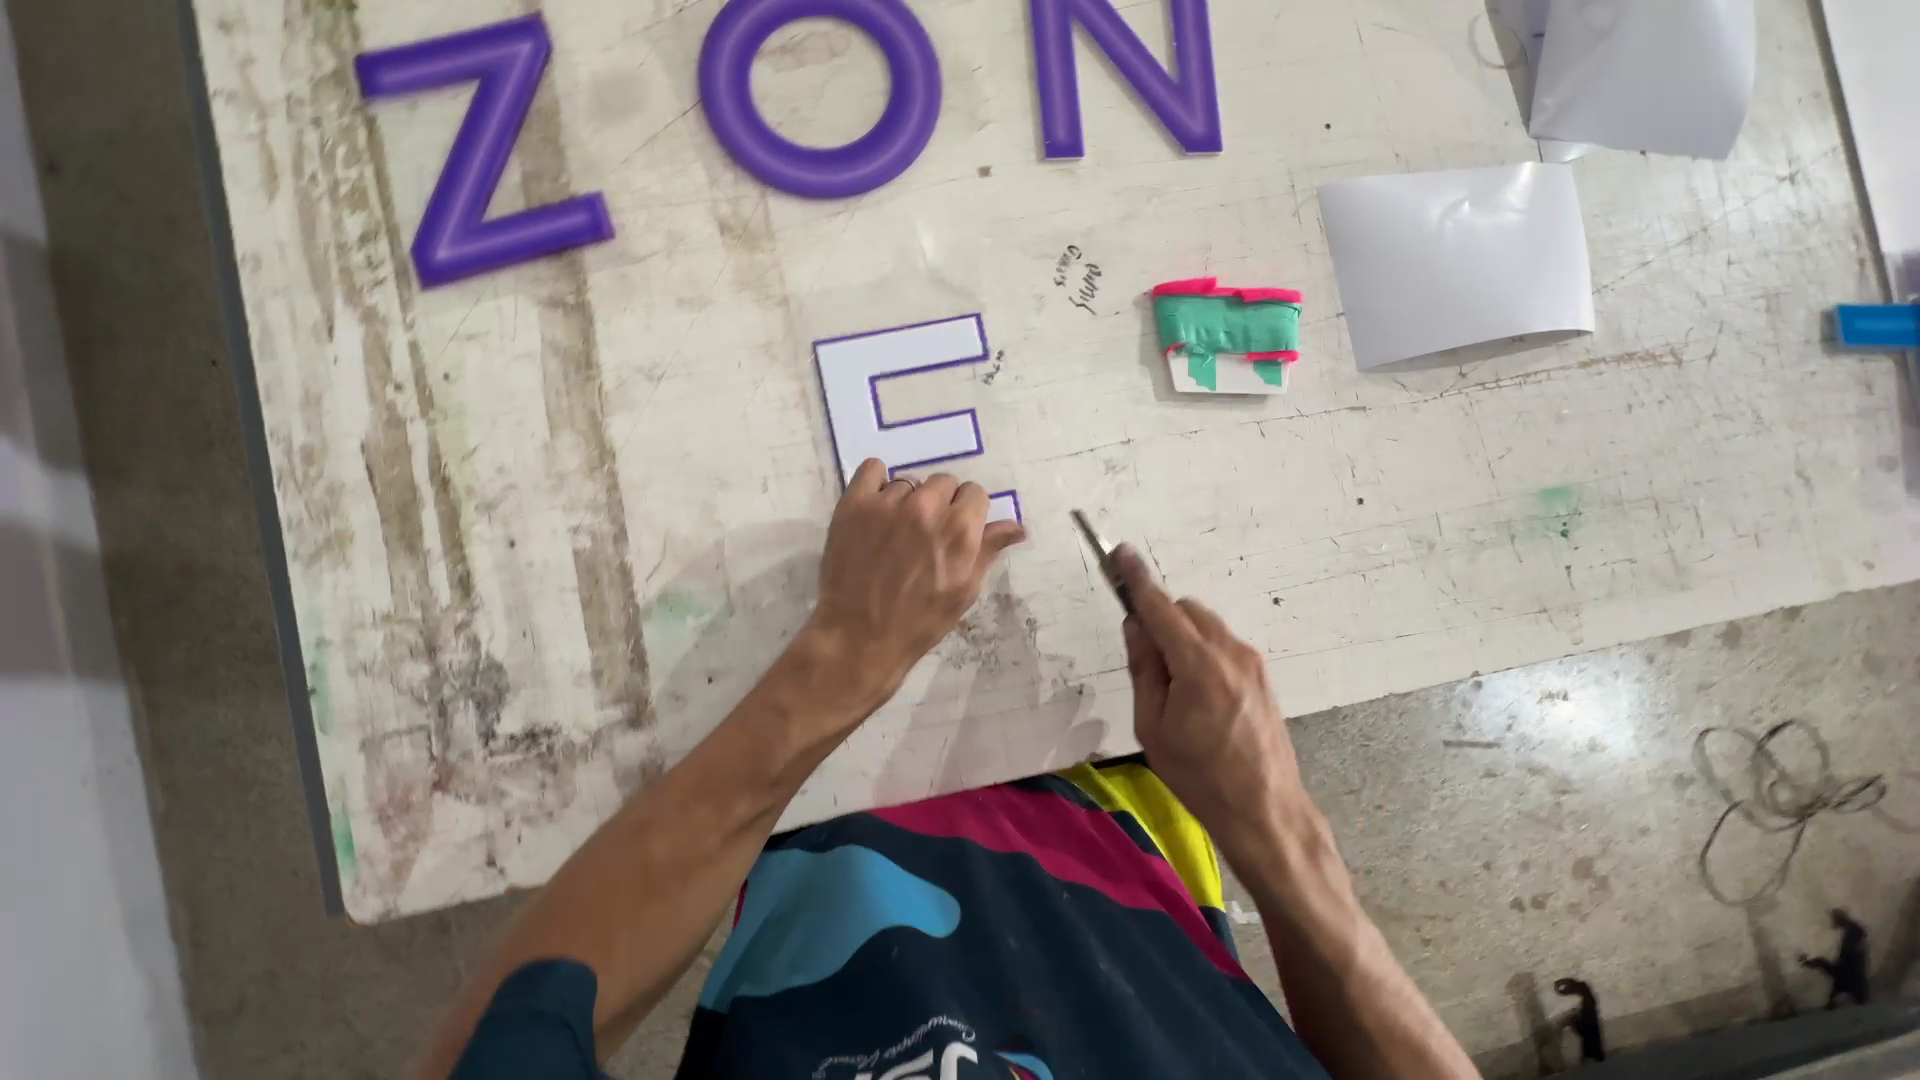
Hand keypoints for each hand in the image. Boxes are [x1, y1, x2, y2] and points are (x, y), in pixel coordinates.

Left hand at [803, 459, 1026, 715]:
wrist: (861, 636)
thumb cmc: (920, 620)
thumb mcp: (965, 590)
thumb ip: (988, 550)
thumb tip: (1018, 527)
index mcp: (959, 529)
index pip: (974, 493)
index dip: (967, 511)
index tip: (955, 529)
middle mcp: (926, 508)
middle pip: (943, 482)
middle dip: (940, 502)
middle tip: (926, 532)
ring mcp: (888, 503)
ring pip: (908, 482)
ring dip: (907, 500)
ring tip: (896, 530)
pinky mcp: (854, 504)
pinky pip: (872, 469)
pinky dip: (876, 482)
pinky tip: (876, 506)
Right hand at [1114, 545, 1312, 853]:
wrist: (1263, 809)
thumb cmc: (1197, 776)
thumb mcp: (1151, 727)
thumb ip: (1143, 669)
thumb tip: (1136, 626)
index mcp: (1197, 664)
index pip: (1160, 607)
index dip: (1136, 579)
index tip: (1120, 553)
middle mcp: (1230, 651)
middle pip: (1186, 609)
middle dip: (1161, 619)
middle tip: (1147, 662)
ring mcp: (1252, 661)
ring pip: (1206, 625)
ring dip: (1183, 636)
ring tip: (1175, 689)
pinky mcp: (1262, 675)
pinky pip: (1223, 644)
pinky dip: (1202, 651)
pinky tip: (1199, 696)